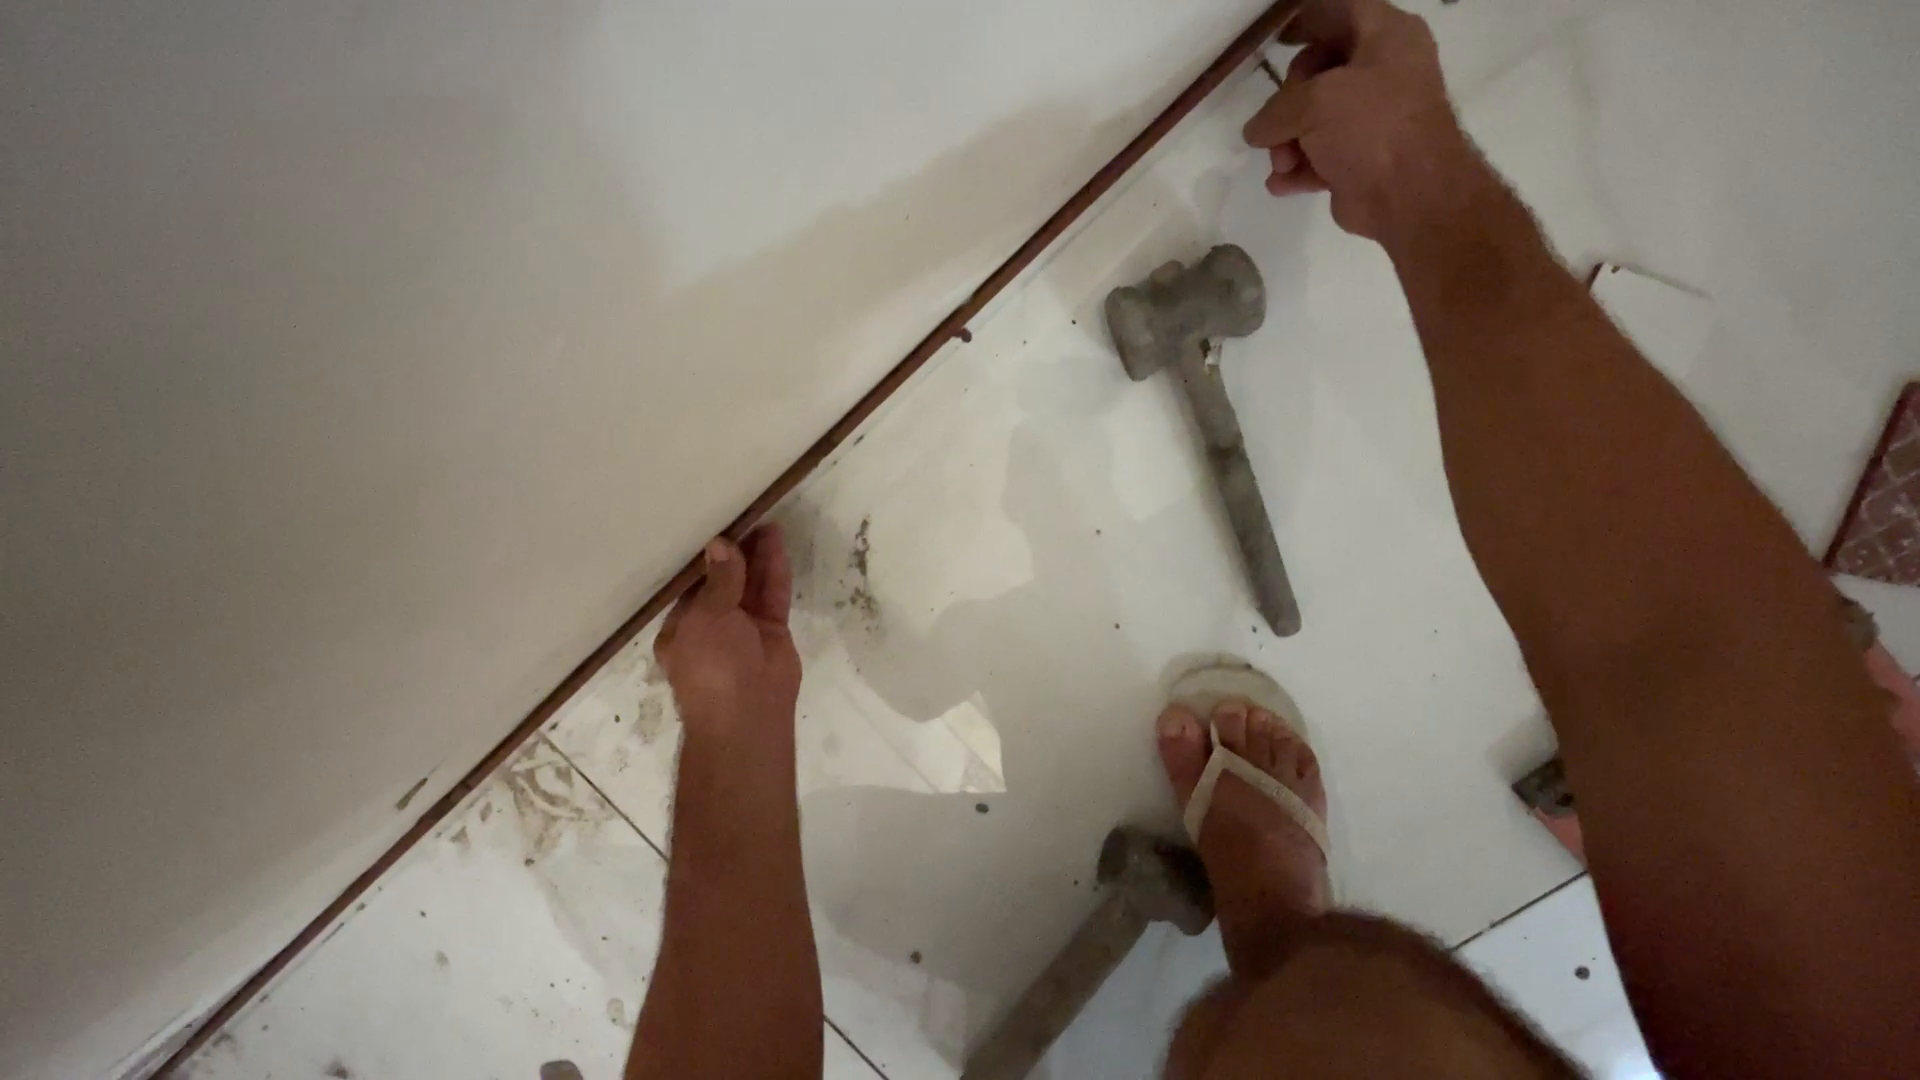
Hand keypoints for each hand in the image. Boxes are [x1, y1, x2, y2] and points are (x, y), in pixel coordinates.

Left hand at [655, 526, 801, 739]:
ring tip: (766, 521)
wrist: (748, 713)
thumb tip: (720, 545)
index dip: (707, 559)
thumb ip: (719, 580)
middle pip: (726, 581)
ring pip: (751, 585)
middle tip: (746, 517)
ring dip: (758, 556)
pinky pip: (773, 595)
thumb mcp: (706, 619)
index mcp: (683, 628)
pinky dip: (775, 571)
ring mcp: (745, 629)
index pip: (693, 586)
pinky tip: (777, 544)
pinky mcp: (773, 631)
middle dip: (736, 553)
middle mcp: (712, 626)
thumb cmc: (711, 666)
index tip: (717, 527)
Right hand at [1244, 0, 1491, 243]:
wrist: (1408, 194)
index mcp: (1386, 36)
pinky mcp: (1361, 159)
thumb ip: (1276, 110)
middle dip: (1286, 105)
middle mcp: (1382, 71)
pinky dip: (1299, 169)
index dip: (1307, 20)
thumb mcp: (1315, 103)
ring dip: (1287, 144)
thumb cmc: (1371, 128)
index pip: (1342, 9)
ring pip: (1314, 119)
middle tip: (1276, 128)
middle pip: (1317, 72)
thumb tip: (1257, 130)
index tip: (1277, 38)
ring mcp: (1372, 118)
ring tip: (1282, 165)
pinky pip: (1319, 156)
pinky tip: (1283, 182)